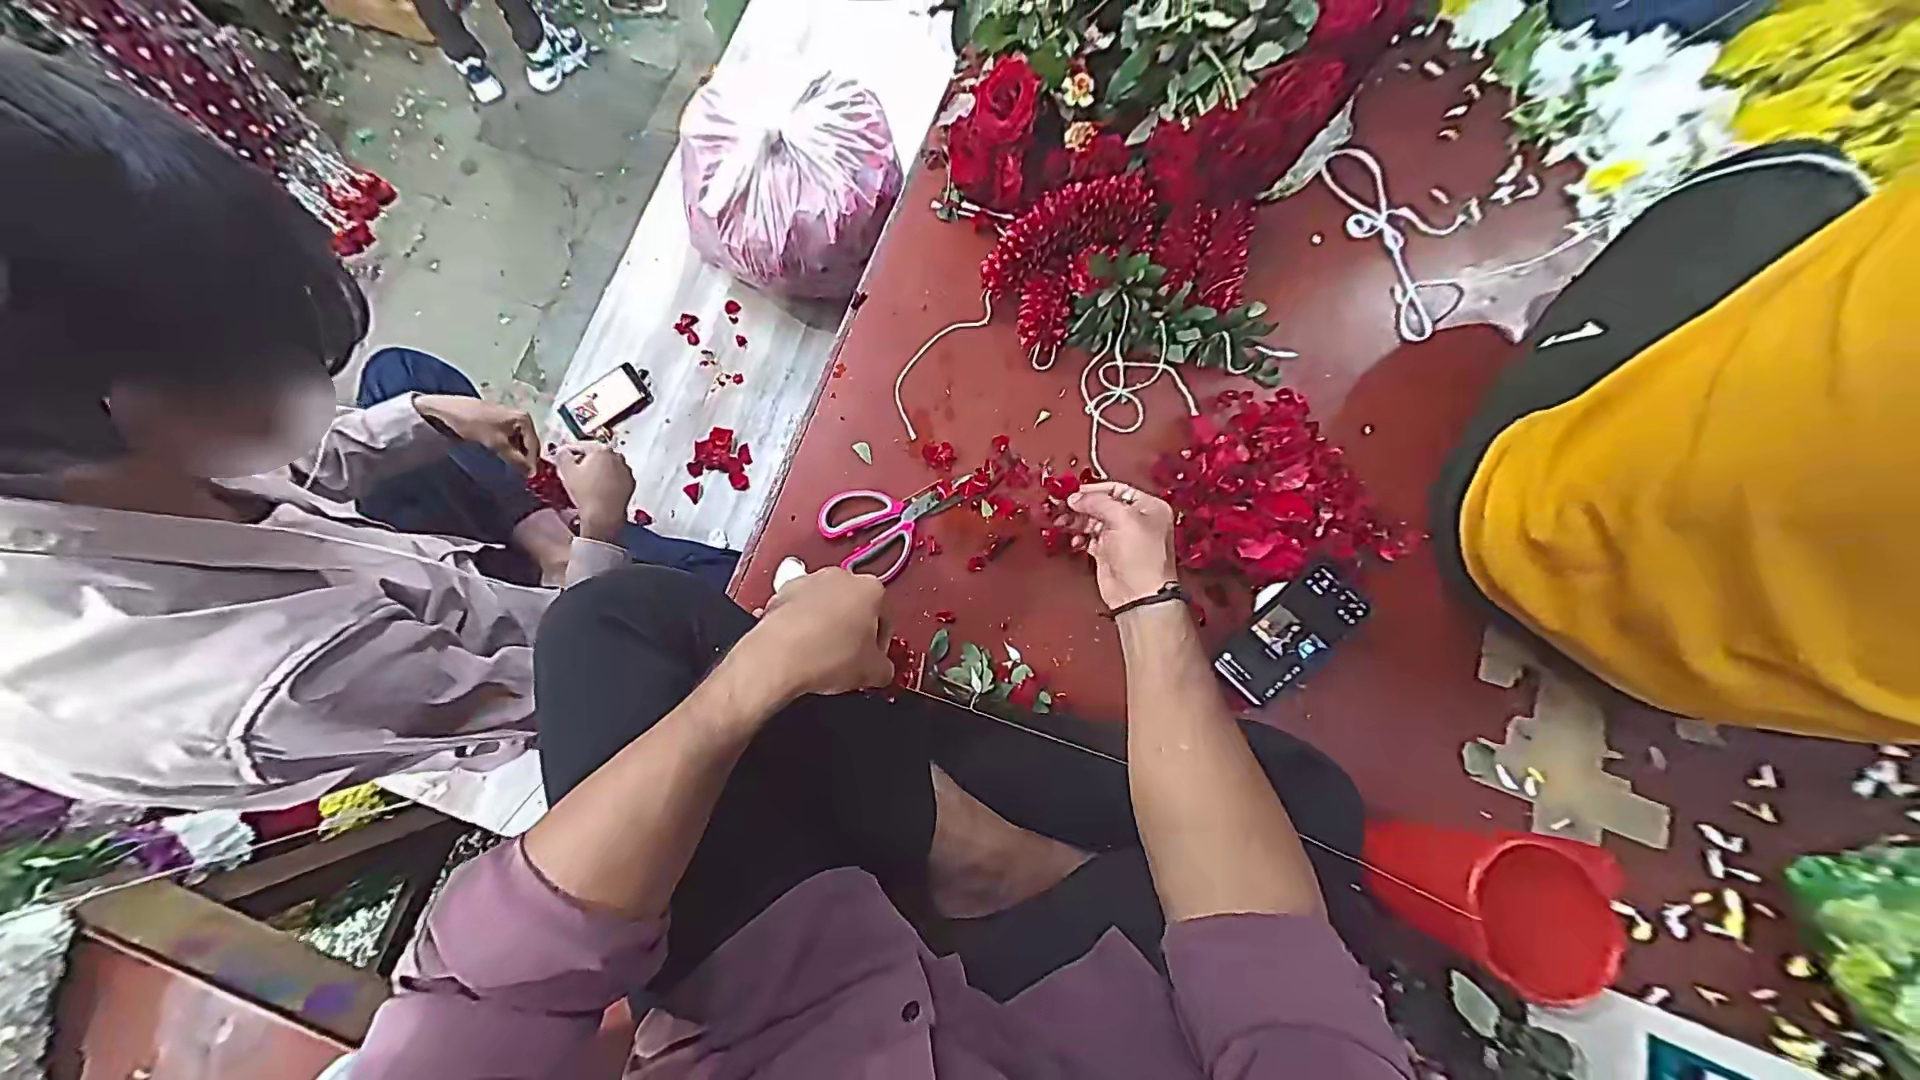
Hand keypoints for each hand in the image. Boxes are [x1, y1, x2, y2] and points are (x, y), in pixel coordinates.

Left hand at [413, 395, 537, 474]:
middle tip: (518, 472)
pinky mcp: (493, 418)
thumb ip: (517, 460)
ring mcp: (506, 416)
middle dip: (523, 457)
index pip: (534, 445)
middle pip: (527, 442)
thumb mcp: (497, 445)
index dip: (531, 462)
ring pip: (516, 440)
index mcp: (524, 419)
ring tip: (507, 464)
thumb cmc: (474, 425)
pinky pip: (506, 436)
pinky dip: (504, 446)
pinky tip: (496, 453)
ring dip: (513, 453)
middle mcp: (519, 416)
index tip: (528, 477)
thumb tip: (530, 473)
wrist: (443, 411)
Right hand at [553, 442, 634, 542]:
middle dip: (589, 460)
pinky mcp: (631, 483)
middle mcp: (617, 458)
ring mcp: (626, 471)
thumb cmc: (586, 492)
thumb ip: (563, 457)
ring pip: (610, 466)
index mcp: (601, 451)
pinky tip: (602, 488)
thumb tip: (562, 452)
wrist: (603, 513)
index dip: (573, 451)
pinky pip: (619, 477)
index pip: (584, 446)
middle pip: (599, 455)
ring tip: (590, 480)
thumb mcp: (567, 471)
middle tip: (578, 469)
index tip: (567, 456)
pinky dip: (611, 479)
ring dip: (601, 470)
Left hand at [733, 567, 893, 704]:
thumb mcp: (873, 672)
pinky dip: (802, 625)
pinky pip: (800, 610)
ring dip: (827, 625)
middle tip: (848, 658)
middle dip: (853, 629)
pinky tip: (800, 649)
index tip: (872, 660)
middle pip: (854, 606)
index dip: (880, 643)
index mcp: (871, 588)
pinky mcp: (781, 592)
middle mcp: (841, 577)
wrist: (778, 657)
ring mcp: (809, 581)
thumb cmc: (829, 655)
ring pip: (826, 606)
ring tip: (820, 655)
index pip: (885, 617)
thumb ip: (884, 667)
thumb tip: (880, 670)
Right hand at [1062, 481, 1179, 609]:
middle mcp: (1135, 520)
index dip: (1095, 490)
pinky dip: (1080, 536)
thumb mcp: (1123, 519)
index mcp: (1148, 507)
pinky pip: (1090, 538)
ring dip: (1077, 520)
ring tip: (1062, 521)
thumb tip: (1077, 497)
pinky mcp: (1108, 552)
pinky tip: (1074, 538)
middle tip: (1063, 506)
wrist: (1138, 594)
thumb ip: (1098, 502)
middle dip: (1082, 505)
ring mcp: (1121, 537)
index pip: (1118, 489)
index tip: (1075, 493)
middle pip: (1103, 505)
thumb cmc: (1141, 556)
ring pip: (1094, 521)